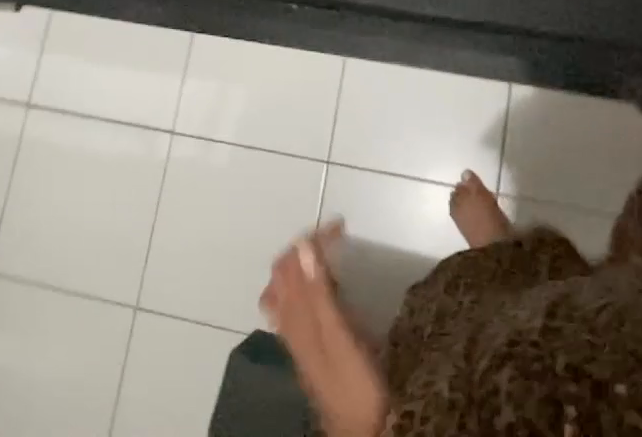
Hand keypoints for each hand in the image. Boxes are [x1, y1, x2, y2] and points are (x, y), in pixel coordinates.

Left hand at [259, 222, 388, 436]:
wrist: (357, 429)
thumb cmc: (354, 382)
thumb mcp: (340, 335)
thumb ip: (320, 292)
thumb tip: (304, 246)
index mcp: (298, 314)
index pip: (293, 263)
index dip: (312, 239)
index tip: (341, 225)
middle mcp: (290, 321)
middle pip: (283, 274)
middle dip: (304, 248)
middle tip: (333, 234)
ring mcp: (296, 335)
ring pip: (286, 291)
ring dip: (302, 266)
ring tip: (324, 254)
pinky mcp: (307, 347)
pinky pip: (294, 307)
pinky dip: (303, 287)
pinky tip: (318, 291)